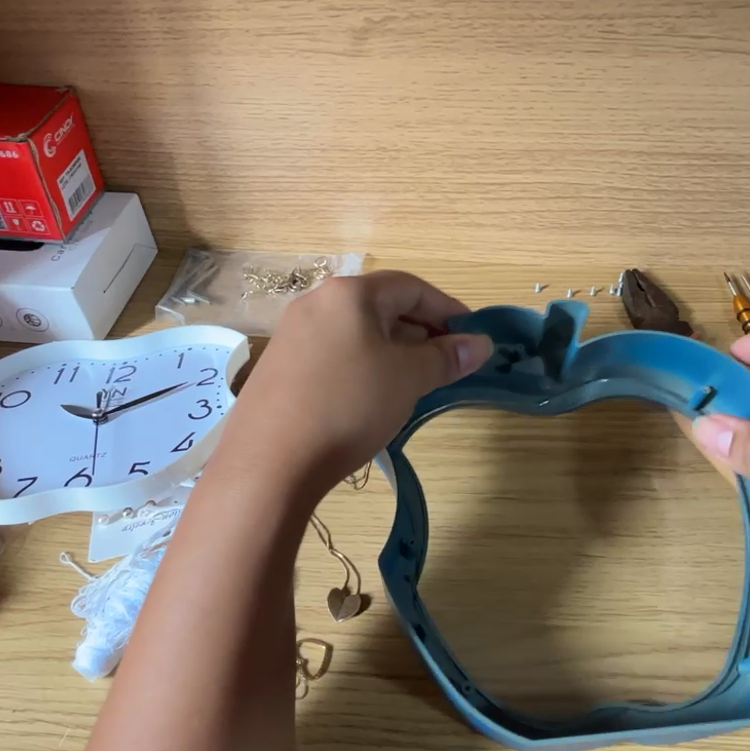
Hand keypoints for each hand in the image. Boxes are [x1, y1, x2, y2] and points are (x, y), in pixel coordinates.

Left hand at [213, 271, 491, 499]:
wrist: (269, 462)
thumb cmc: (348, 406)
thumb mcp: (407, 379)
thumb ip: (446, 357)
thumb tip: (481, 345)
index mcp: (349, 294)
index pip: (411, 287)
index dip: (448, 310)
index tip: (473, 337)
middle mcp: (316, 303)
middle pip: (381, 307)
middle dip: (421, 332)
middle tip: (448, 364)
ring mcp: (293, 334)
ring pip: (357, 332)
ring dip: (393, 352)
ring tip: (415, 384)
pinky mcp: (279, 366)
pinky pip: (334, 354)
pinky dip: (363, 366)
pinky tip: (372, 398)